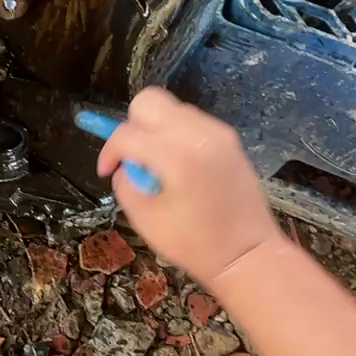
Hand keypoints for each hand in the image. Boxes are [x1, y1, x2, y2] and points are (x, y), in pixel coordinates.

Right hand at [96, 88, 284, 287]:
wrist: (248, 254)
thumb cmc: (194, 244)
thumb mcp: (145, 219)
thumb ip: (126, 183)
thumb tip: (125, 165)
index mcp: (176, 156)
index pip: (127, 133)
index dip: (109, 151)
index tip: (107, 171)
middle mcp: (198, 134)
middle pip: (149, 101)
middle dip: (131, 125)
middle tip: (132, 157)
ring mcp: (217, 133)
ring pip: (171, 108)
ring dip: (154, 129)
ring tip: (157, 164)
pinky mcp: (228, 139)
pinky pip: (191, 122)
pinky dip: (175, 134)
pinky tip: (178, 166)